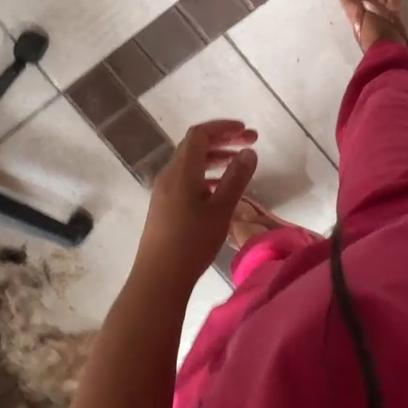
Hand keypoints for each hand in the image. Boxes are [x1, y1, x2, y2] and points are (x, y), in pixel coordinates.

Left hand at [132, 120, 257, 295]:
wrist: (158, 279)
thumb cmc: (192, 242)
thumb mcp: (221, 209)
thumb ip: (236, 177)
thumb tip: (249, 151)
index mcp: (182, 170)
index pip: (200, 134)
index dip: (223, 128)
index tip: (246, 131)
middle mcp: (169, 174)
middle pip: (195, 145)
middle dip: (222, 140)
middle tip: (249, 143)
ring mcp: (163, 190)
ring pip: (190, 162)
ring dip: (214, 158)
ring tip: (237, 164)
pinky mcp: (163, 206)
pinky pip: (185, 178)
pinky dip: (204, 174)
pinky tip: (218, 189)